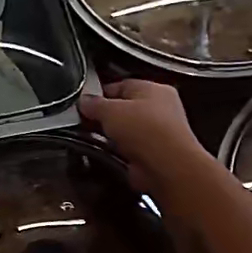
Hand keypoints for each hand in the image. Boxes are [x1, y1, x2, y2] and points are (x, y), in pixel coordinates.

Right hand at [79, 80, 213, 190]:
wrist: (166, 166)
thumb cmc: (146, 130)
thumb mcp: (111, 110)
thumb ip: (95, 104)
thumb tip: (84, 101)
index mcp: (154, 89)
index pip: (123, 86)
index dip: (101, 93)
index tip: (84, 103)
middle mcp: (160, 109)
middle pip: (124, 109)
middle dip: (105, 116)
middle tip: (86, 121)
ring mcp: (158, 133)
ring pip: (126, 131)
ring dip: (110, 136)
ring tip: (94, 138)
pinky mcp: (153, 155)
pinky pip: (128, 150)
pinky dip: (117, 152)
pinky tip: (108, 153)